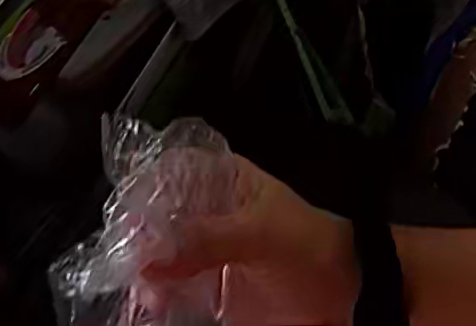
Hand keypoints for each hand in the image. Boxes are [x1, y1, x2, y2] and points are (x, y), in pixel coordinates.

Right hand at [138, 153, 357, 325]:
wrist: (348, 295)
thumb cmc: (306, 244)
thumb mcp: (259, 233)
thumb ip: (207, 239)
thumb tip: (150, 250)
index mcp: (222, 179)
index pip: (173, 169)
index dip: (147, 184)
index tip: (126, 210)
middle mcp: (208, 210)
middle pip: (161, 214)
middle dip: (141, 234)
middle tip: (127, 259)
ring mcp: (207, 250)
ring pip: (162, 253)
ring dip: (146, 270)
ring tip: (142, 292)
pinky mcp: (211, 289)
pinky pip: (175, 290)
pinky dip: (158, 298)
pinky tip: (149, 307)